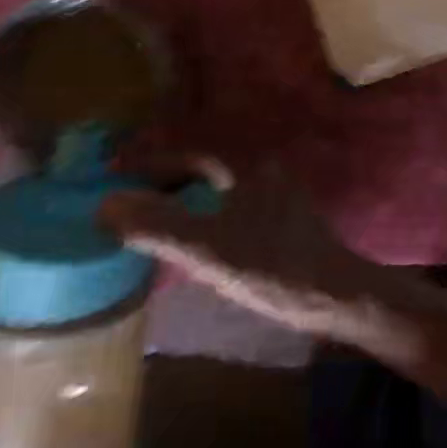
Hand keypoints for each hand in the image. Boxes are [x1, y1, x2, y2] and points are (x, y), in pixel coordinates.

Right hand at [98, 158, 395, 341]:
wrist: (341, 298)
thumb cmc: (274, 268)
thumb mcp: (209, 250)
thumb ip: (159, 225)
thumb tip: (105, 204)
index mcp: (246, 162)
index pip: (186, 149)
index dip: (148, 157)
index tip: (113, 169)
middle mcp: (262, 165)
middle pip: (202, 160)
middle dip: (165, 170)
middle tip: (129, 188)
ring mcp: (276, 189)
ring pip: (218, 179)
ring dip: (185, 186)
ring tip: (153, 205)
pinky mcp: (284, 213)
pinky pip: (232, 197)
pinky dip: (205, 203)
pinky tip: (196, 226)